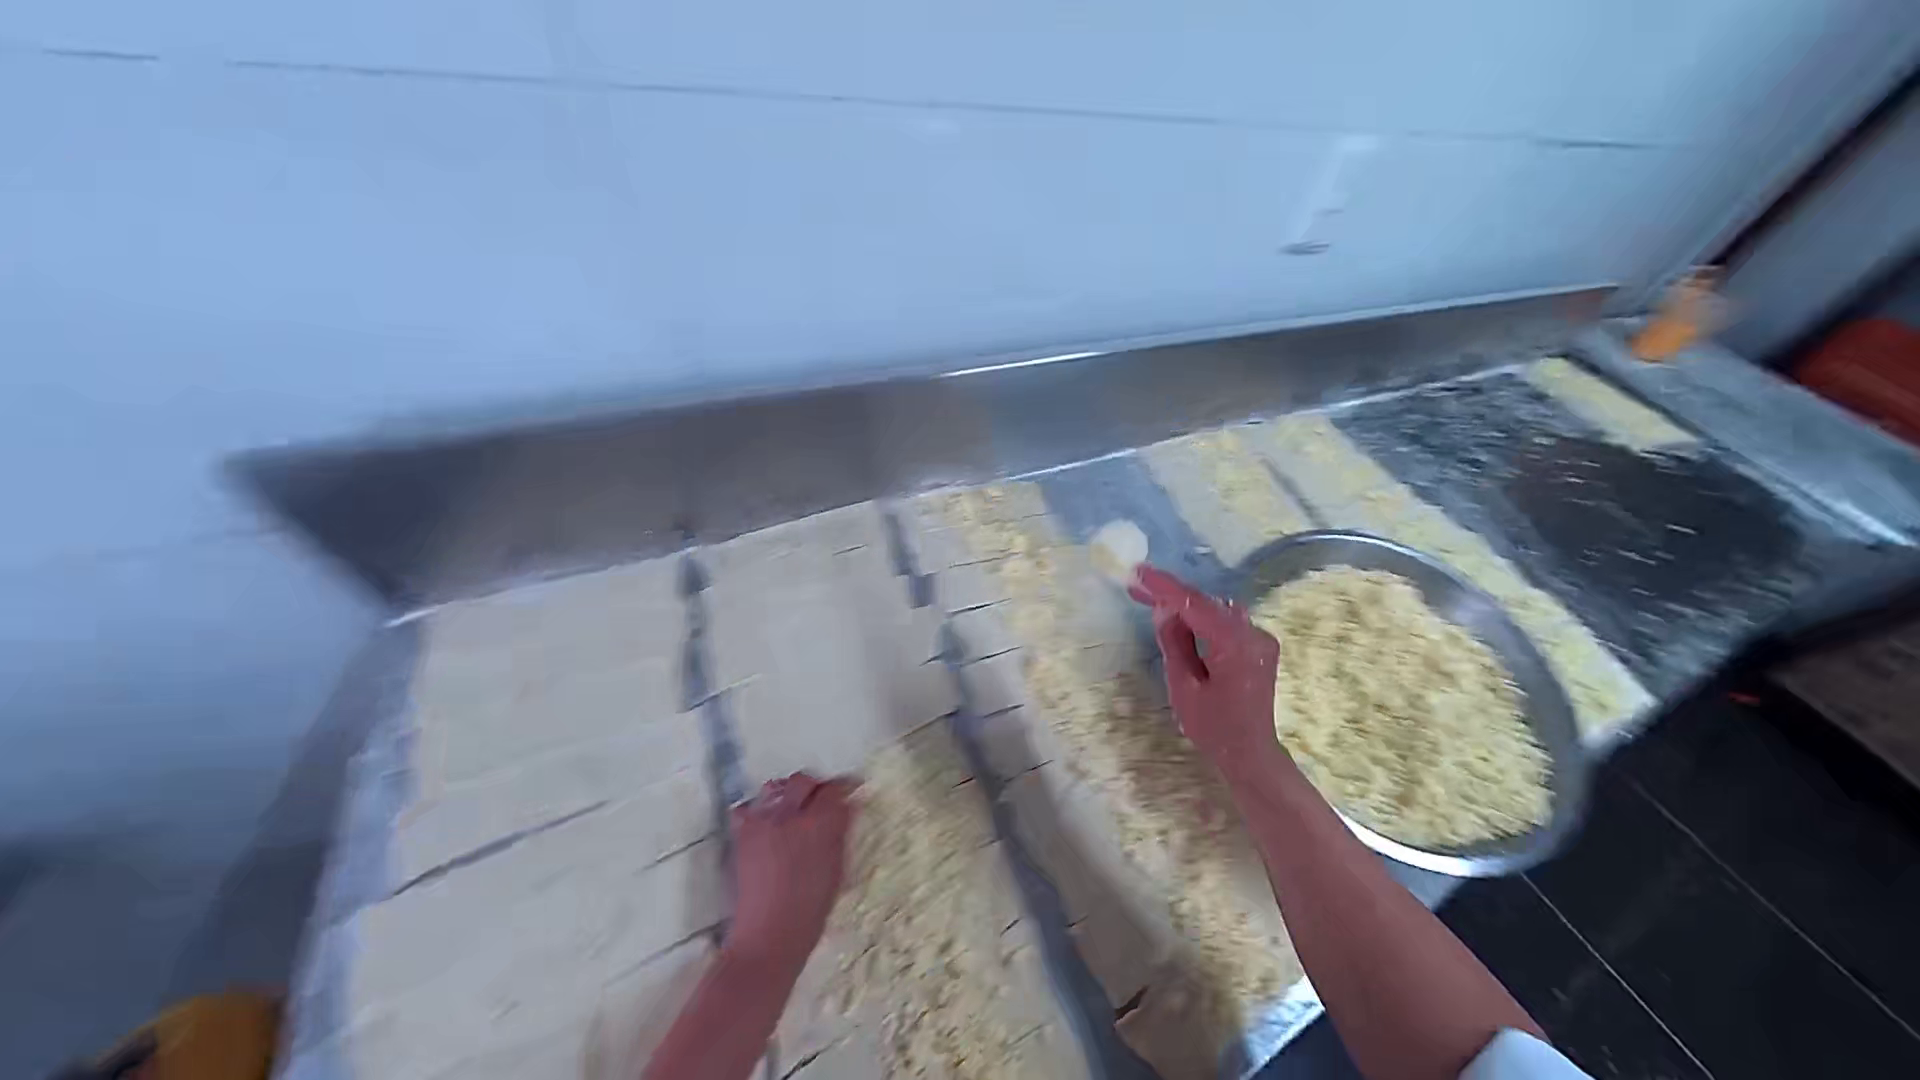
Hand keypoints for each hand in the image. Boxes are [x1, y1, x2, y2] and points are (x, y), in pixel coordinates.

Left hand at [727, 773, 857, 970]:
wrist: (769, 936)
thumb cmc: (812, 910)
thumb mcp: (838, 868)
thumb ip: (840, 831)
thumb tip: (848, 806)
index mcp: (822, 823)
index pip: (835, 789)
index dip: (844, 787)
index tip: (850, 789)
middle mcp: (792, 814)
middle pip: (804, 781)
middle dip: (815, 787)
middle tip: (820, 800)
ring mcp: (764, 821)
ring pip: (776, 788)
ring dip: (786, 793)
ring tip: (791, 809)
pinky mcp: (743, 833)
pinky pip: (747, 808)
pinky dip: (756, 810)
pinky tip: (765, 823)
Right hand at [1129, 565, 1285, 772]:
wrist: (1251, 753)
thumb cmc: (1213, 727)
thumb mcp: (1183, 686)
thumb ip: (1174, 642)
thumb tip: (1164, 609)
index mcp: (1235, 644)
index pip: (1195, 605)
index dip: (1164, 587)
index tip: (1138, 572)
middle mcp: (1253, 634)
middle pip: (1206, 603)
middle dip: (1170, 594)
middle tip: (1135, 585)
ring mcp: (1258, 638)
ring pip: (1214, 610)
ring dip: (1184, 603)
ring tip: (1150, 598)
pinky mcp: (1256, 645)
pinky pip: (1223, 621)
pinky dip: (1199, 616)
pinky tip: (1178, 618)